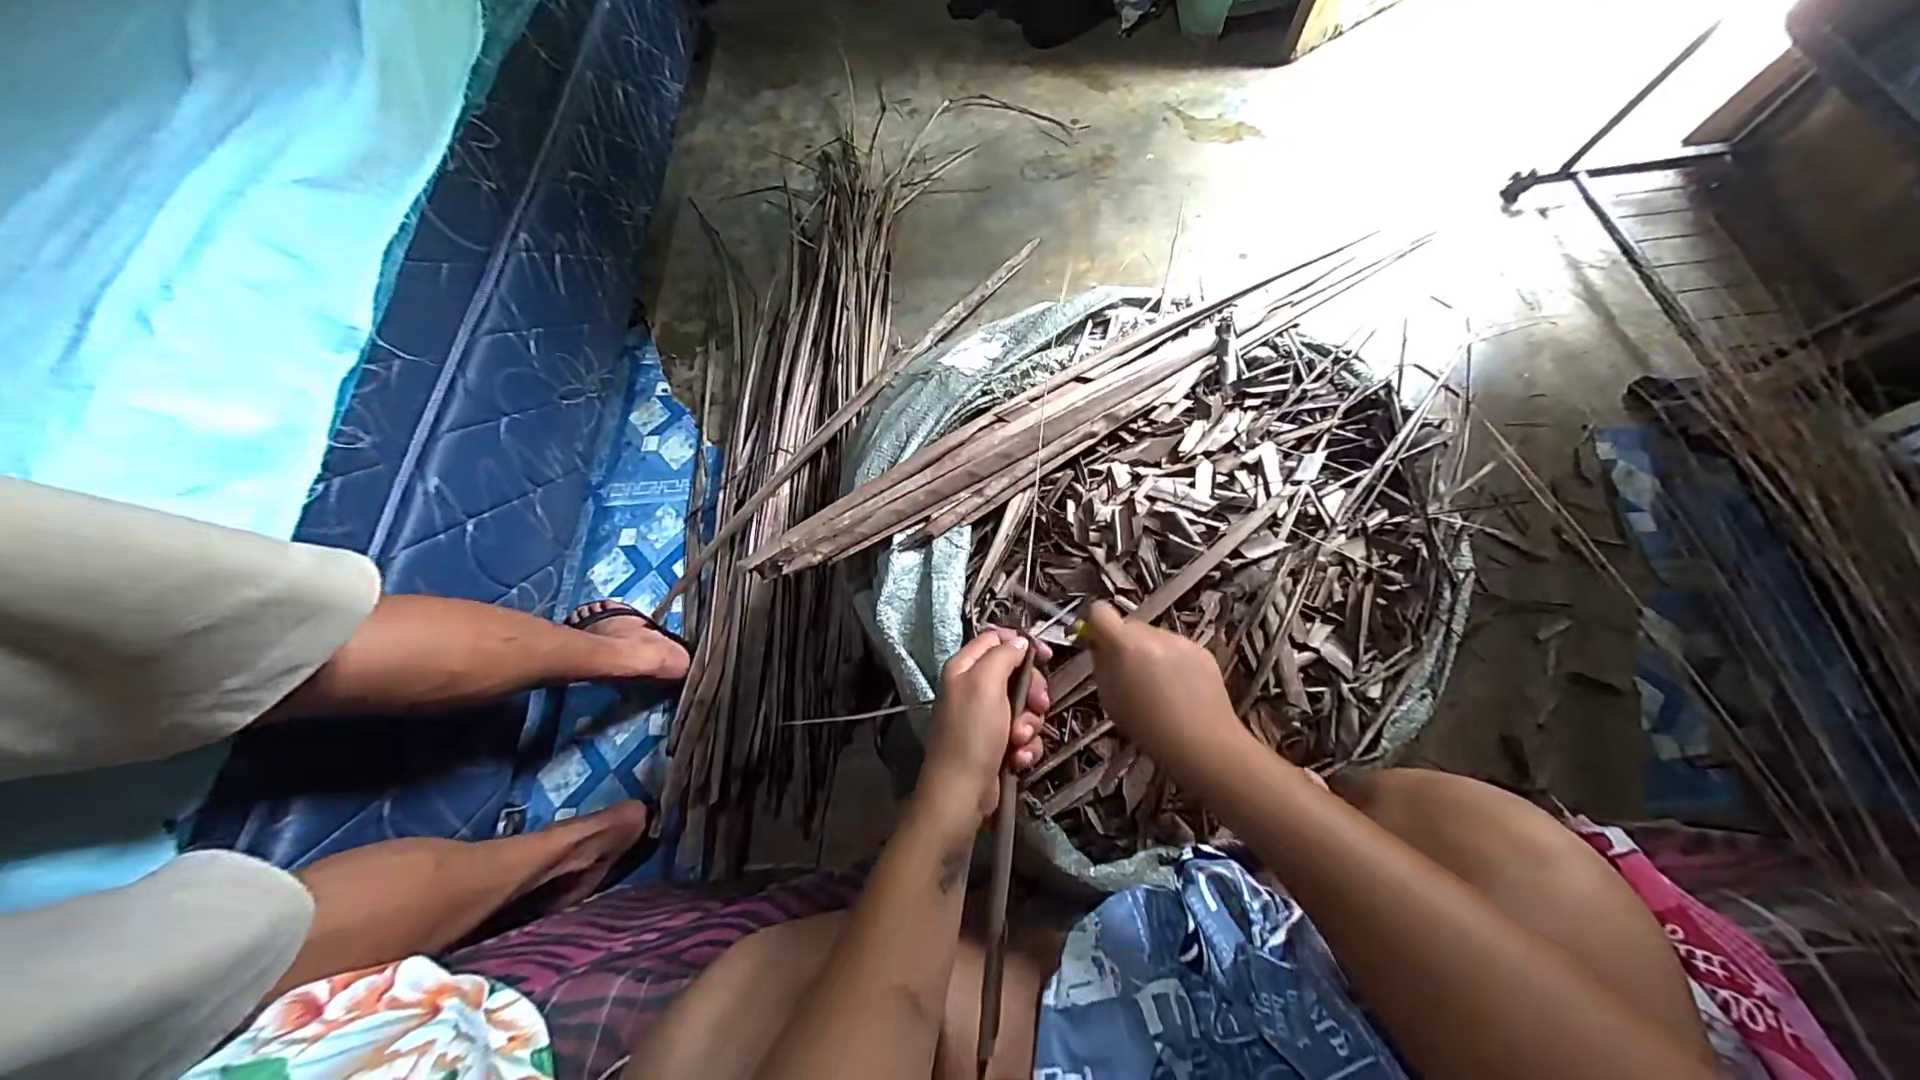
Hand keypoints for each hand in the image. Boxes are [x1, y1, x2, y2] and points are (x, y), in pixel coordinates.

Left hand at [919, 628, 1050, 823]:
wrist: (962, 792)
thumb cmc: (972, 732)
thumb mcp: (986, 684)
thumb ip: (1003, 655)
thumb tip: (1020, 642)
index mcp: (965, 667)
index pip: (995, 638)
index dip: (1021, 643)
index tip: (1045, 655)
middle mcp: (974, 688)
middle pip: (1016, 673)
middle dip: (1032, 691)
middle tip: (1038, 704)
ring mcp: (986, 718)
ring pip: (1025, 707)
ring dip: (1029, 724)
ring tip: (1018, 740)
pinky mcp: (998, 743)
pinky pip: (1024, 734)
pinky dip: (1025, 746)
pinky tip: (1018, 758)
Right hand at [1083, 602, 1255, 783]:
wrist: (1202, 742)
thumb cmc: (1148, 727)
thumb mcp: (1109, 698)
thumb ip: (1100, 664)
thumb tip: (1098, 645)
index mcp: (1124, 645)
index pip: (1099, 611)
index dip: (1093, 623)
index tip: (1094, 640)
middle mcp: (1152, 634)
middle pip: (1128, 625)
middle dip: (1123, 643)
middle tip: (1126, 672)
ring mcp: (1179, 640)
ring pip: (1153, 637)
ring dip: (1148, 652)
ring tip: (1156, 686)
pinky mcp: (1201, 650)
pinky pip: (1176, 648)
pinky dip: (1172, 661)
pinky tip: (1178, 689)